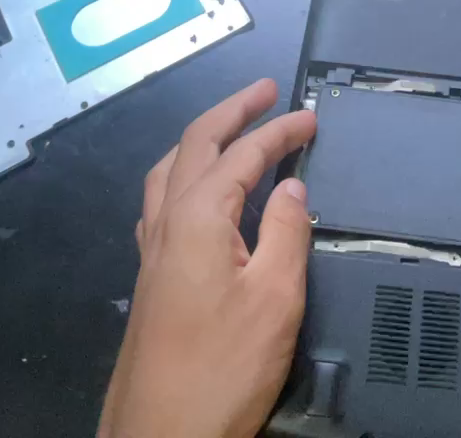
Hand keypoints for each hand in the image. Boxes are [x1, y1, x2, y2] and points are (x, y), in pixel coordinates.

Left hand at [99, 79, 317, 437]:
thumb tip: (291, 186)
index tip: (311, 117)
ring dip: (204, 138)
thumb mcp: (275, 299)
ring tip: (233, 127)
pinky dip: (184, 173)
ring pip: (170, 167)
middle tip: (266, 91)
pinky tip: (197, 191)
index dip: (281, 130)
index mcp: (198, 217)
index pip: (245, 154)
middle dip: (234, 110)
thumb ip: (286, 232)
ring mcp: (152, 248)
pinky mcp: (149, 275)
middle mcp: (167, 221)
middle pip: (196, 143)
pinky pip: (161, 199)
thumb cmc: (223, 369)